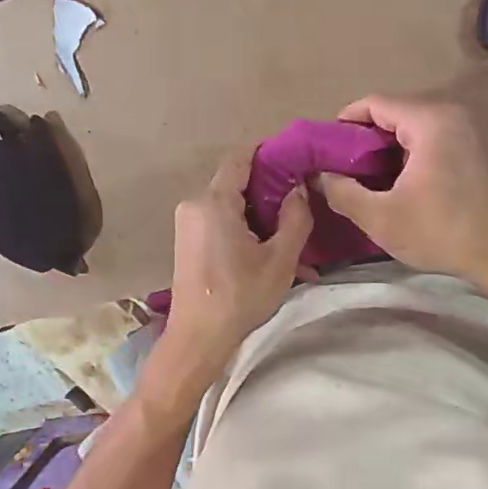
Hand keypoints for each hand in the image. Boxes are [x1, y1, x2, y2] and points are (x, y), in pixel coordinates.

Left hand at [163, 145, 314, 376]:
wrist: (198, 336)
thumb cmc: (240, 297)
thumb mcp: (280, 259)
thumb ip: (295, 217)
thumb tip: (298, 190)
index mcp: (214, 202)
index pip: (240, 157)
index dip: (269, 152)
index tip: (296, 157)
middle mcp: (194, 204)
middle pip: (235, 182)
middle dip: (269, 188)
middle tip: (301, 200)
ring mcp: (187, 223)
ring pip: (229, 205)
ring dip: (259, 215)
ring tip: (290, 232)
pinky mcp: (186, 241)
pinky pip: (218, 221)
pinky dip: (243, 228)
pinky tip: (267, 249)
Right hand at [317, 95, 487, 287]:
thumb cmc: (437, 232)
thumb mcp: (378, 216)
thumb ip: (341, 192)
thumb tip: (318, 176)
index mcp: (429, 122)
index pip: (375, 104)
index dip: (343, 123)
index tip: (322, 149)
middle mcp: (448, 116)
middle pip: (390, 114)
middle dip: (359, 138)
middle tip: (334, 167)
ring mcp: (461, 132)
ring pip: (405, 130)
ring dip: (377, 150)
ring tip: (353, 177)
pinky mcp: (465, 151)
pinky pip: (421, 142)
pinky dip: (398, 157)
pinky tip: (383, 184)